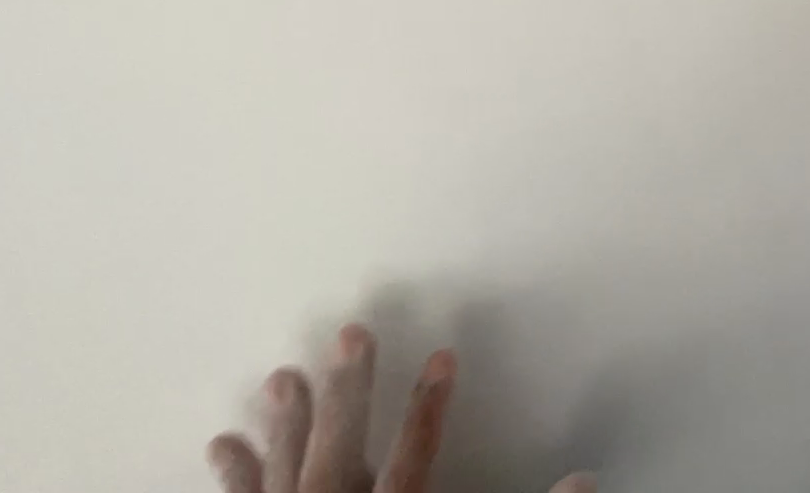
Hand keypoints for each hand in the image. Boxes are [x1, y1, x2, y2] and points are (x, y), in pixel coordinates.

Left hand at [207, 325, 595, 492]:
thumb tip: (588, 482)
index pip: (413, 457)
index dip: (429, 405)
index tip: (443, 354)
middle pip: (338, 450)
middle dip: (348, 390)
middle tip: (351, 332)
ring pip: (280, 473)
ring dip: (284, 422)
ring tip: (280, 376)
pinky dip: (233, 475)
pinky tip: (221, 444)